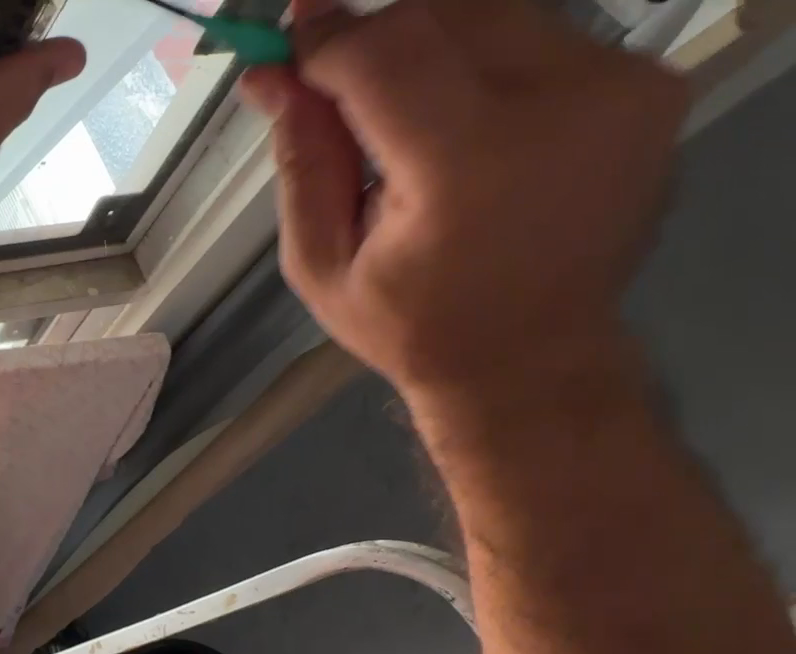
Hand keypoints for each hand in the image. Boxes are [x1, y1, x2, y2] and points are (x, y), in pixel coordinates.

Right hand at [242, 0, 686, 389]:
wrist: (530, 355)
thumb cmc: (409, 325)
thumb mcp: (320, 263)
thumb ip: (302, 160)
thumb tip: (272, 75)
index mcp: (469, 168)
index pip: (389, 52)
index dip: (330, 36)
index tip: (288, 33)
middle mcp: (563, 104)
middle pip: (444, 10)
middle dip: (372, 34)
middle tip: (325, 72)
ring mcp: (619, 84)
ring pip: (491, 10)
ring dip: (423, 42)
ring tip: (388, 109)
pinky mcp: (645, 79)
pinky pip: (535, 34)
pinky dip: (475, 57)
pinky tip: (450, 115)